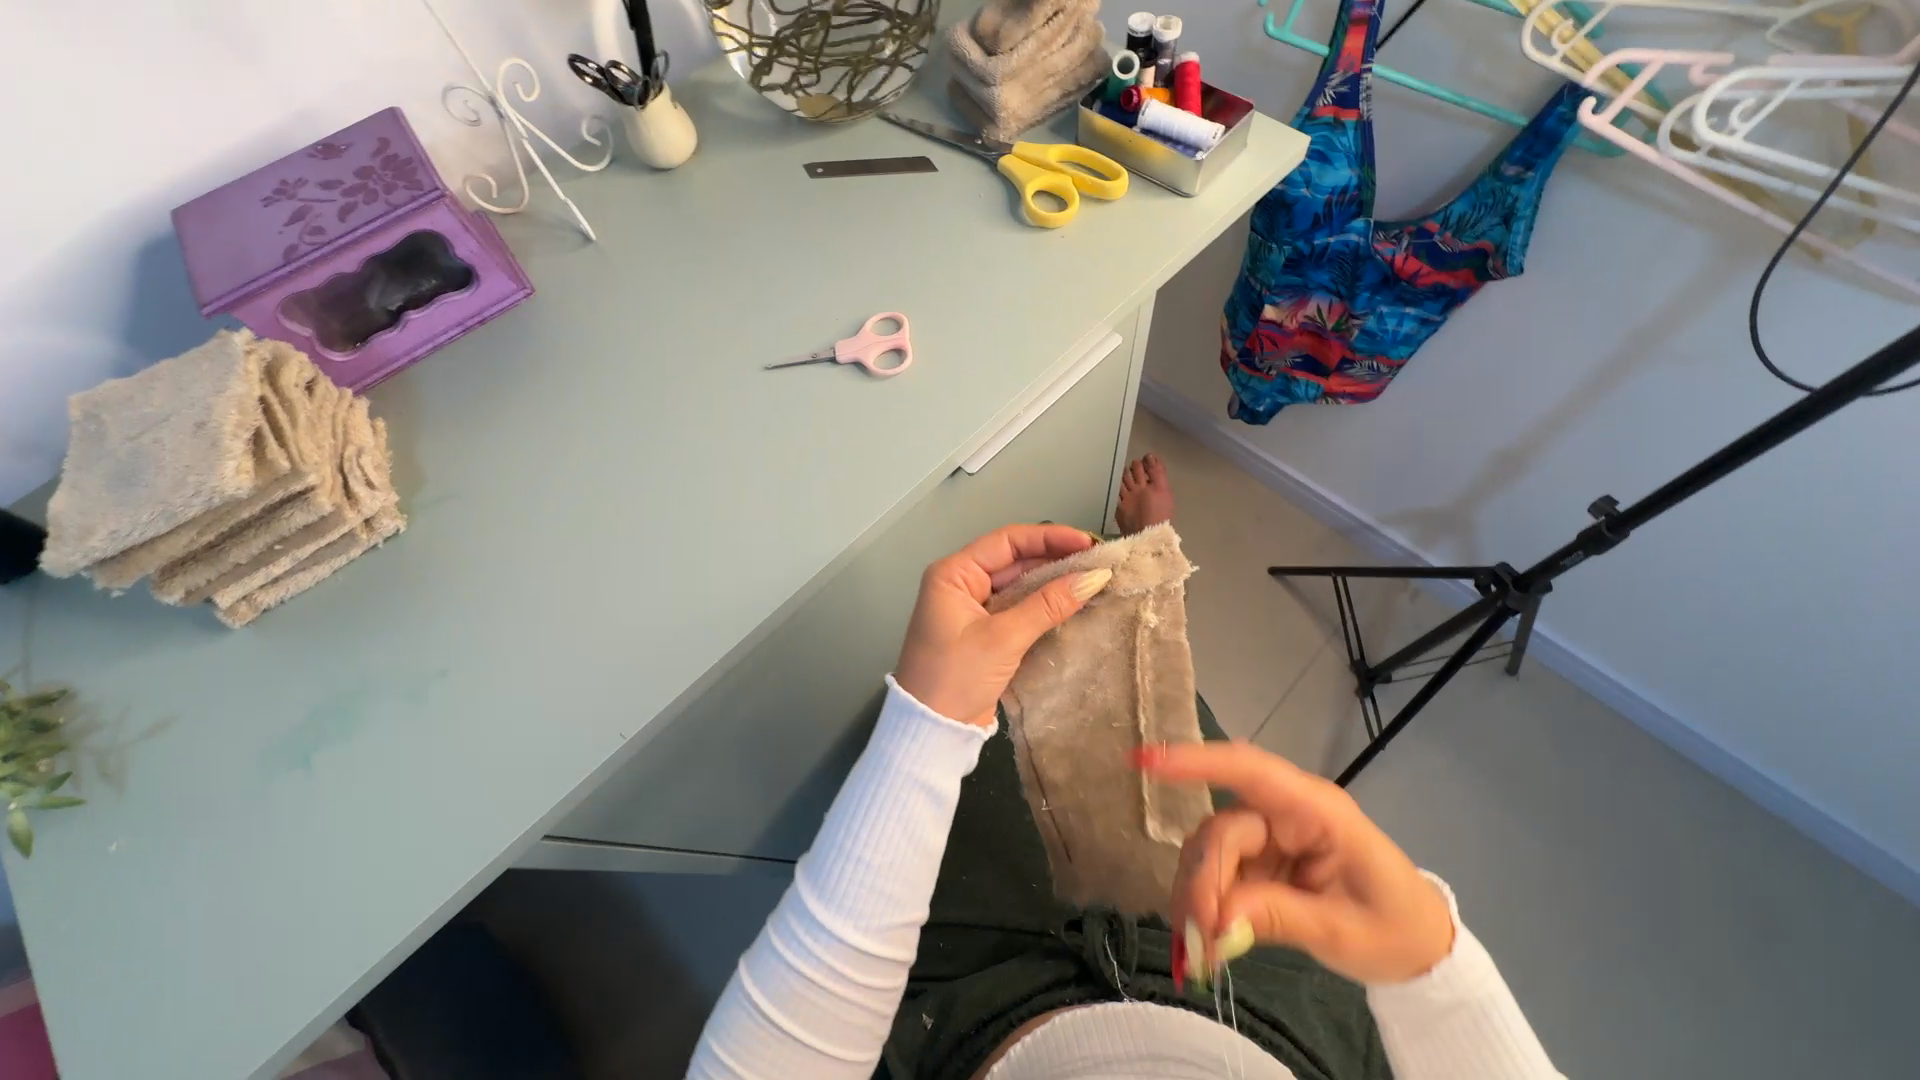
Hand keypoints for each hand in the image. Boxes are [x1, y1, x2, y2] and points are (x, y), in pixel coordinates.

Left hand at [894, 524, 1111, 726]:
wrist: (930, 731)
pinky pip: (1019, 609)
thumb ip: (1049, 604)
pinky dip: (1044, 606)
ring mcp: (974, 610)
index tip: (1088, 543)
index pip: (1007, 542)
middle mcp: (962, 584)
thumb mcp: (1003, 639)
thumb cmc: (956, 677)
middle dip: (1055, 560)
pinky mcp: (986, 634)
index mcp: (954, 574)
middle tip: (1099, 562)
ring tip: (1094, 579)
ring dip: (1053, 583)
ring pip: (1020, 585)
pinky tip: (1074, 604)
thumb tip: (1095, 576)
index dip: (1049, 538)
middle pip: (1015, 561)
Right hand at [1136, 741, 1455, 985]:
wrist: (1420, 948)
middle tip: (1199, 937)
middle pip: (1222, 830)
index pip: (1249, 771)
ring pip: (1209, 852)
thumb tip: (1216, 919)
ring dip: (1197, 896)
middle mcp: (1282, 813)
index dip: (1196, 762)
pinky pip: (1216, 875)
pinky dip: (1205, 906)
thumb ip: (1279, 917)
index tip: (1145, 763)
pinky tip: (1206, 940)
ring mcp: (1266, 836)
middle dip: (1204, 881)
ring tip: (1202, 949)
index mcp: (1315, 810)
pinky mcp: (1256, 862)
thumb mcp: (1343, 930)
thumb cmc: (1395, 926)